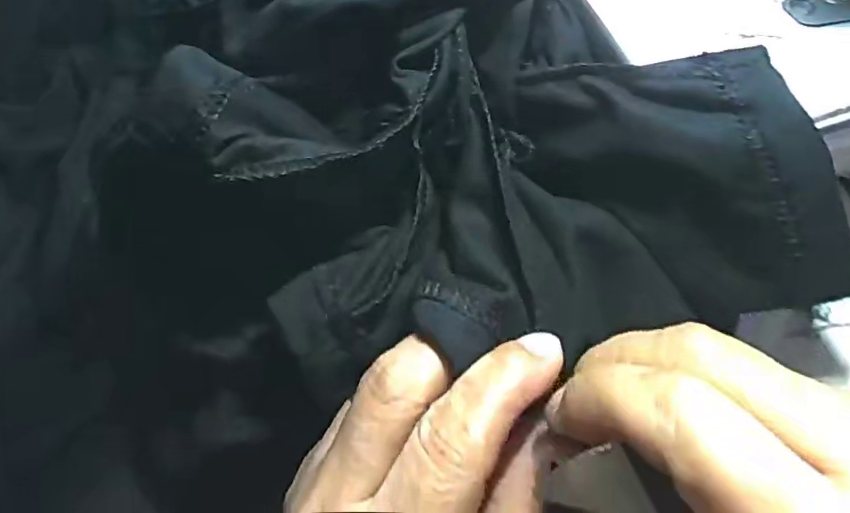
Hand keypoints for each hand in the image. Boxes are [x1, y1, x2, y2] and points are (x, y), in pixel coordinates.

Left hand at [287, 333, 565, 512]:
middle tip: (513, 352)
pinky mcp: (306, 472)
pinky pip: (356, 405)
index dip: (501, 384)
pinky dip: (400, 390)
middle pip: (396, 385)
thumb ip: (508, 508)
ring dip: (428, 362)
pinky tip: (432, 397)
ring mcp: (316, 481)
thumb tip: (539, 431)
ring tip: (478, 365)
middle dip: (459, 354)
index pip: (448, 439)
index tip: (544, 352)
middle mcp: (344, 500)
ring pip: (372, 383)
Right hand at [547, 324, 849, 512]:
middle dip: (617, 356)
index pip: (681, 404)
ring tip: (633, 403)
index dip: (599, 395)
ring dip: (662, 362)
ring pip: (737, 348)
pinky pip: (779, 375)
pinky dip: (720, 384)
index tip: (561, 418)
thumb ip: (660, 503)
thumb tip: (578, 455)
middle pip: (700, 348)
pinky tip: (713, 426)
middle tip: (583, 395)